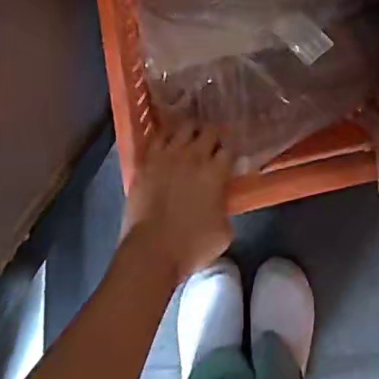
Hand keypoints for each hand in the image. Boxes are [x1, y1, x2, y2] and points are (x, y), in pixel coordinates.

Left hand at [120, 124, 232, 280]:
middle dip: (213, 137)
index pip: (229, 149)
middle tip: (211, 147)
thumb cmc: (191, 247)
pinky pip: (159, 136)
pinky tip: (168, 142)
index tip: (227, 159)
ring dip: (192, 132)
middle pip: (210, 131)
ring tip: (191, 139)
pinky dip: (167, 136)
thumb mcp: (223, 233)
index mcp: (216, 171)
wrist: (151, 251)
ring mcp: (169, 154)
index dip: (229, 153)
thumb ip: (226, 209)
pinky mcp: (148, 160)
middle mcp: (195, 155)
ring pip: (185, 127)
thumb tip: (222, 202)